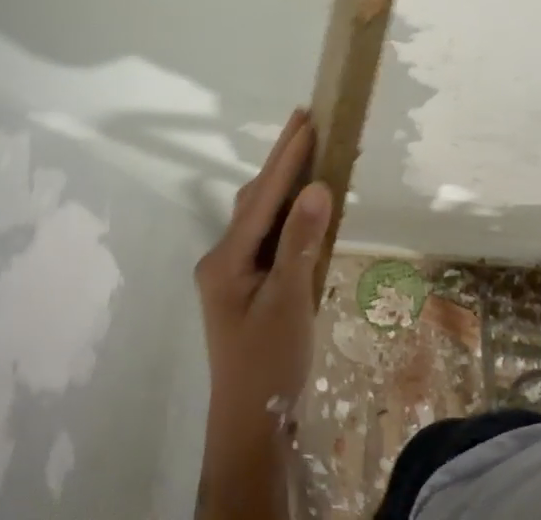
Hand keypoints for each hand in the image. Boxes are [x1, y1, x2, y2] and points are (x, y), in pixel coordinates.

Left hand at [195, 109, 332, 423]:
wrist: (252, 422)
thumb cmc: (269, 362)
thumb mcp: (290, 300)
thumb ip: (301, 242)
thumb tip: (317, 186)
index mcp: (226, 259)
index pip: (262, 196)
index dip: (287, 157)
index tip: (307, 119)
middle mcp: (223, 258)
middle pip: (256, 199)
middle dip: (283, 160)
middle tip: (308, 121)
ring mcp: (233, 273)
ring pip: (261, 216)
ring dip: (284, 184)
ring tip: (310, 152)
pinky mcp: (247, 286)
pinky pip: (268, 237)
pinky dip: (288, 215)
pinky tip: (306, 206)